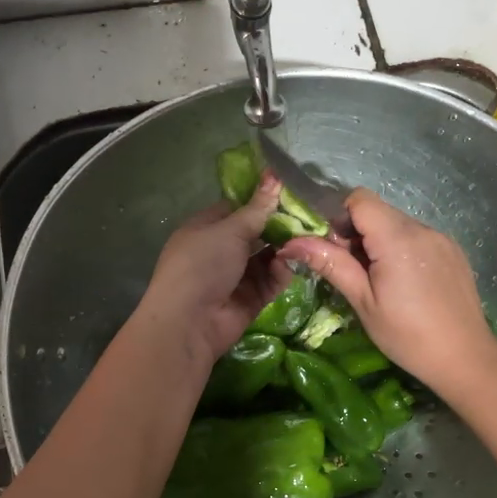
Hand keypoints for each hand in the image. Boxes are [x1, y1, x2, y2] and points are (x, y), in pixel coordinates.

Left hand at [138, 175, 292, 359]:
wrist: (190, 322)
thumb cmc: (202, 265)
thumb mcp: (229, 230)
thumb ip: (257, 208)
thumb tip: (274, 175)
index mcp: (205, 229)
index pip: (236, 208)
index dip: (260, 200)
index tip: (289, 191)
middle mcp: (219, 251)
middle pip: (255, 233)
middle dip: (278, 226)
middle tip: (307, 217)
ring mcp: (234, 276)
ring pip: (266, 257)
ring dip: (282, 250)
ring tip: (302, 241)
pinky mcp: (249, 299)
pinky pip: (270, 281)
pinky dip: (280, 273)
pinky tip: (286, 266)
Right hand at [278, 189, 496, 391]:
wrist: (464, 356)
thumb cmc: (406, 334)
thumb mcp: (362, 301)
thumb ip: (331, 264)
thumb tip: (291, 243)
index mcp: (397, 238)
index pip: (360, 199)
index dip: (341, 218)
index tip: (338, 251)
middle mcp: (422, 228)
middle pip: (378, 211)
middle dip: (358, 234)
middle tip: (356, 274)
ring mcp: (441, 238)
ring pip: (398, 225)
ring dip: (380, 243)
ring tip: (383, 283)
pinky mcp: (453, 251)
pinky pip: (418, 238)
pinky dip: (403, 251)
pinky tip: (407, 286)